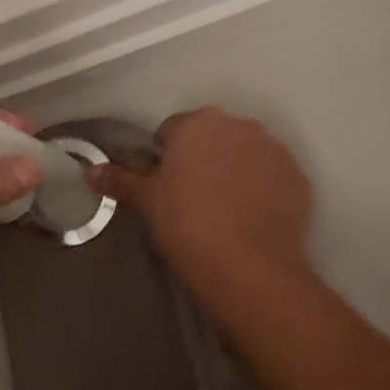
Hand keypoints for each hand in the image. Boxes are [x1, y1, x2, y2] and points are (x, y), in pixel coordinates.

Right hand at [89, 106, 315, 291]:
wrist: (249, 266)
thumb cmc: (187, 223)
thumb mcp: (146, 201)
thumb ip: (119, 180)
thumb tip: (90, 171)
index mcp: (198, 123)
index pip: (172, 129)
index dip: (164, 157)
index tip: (163, 186)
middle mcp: (240, 125)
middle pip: (212, 137)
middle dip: (201, 158)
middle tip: (190, 198)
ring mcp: (275, 150)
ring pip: (244, 154)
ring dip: (233, 171)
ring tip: (222, 211)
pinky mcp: (298, 178)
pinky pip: (271, 176)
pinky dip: (261, 190)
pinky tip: (249, 219)